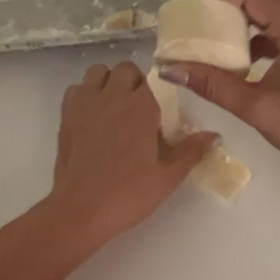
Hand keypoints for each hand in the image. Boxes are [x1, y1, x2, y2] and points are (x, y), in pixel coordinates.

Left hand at [46, 61, 216, 243]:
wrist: (81, 209)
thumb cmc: (128, 194)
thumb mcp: (167, 177)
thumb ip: (191, 151)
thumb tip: (213, 135)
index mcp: (141, 107)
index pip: (155, 82)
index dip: (159, 95)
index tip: (161, 115)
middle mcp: (113, 96)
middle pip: (127, 70)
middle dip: (135, 82)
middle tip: (140, 110)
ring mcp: (86, 103)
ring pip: (98, 72)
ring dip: (109, 82)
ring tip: (114, 107)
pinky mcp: (66, 114)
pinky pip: (76, 88)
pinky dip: (85, 94)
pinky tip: (92, 115)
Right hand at [159, 0, 279, 180]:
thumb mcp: (254, 108)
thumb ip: (211, 84)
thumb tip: (170, 69)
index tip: (192, 15)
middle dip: (224, 10)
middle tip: (195, 29)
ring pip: (268, 12)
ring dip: (239, 24)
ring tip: (210, 44)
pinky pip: (278, 28)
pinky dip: (255, 37)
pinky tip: (239, 61)